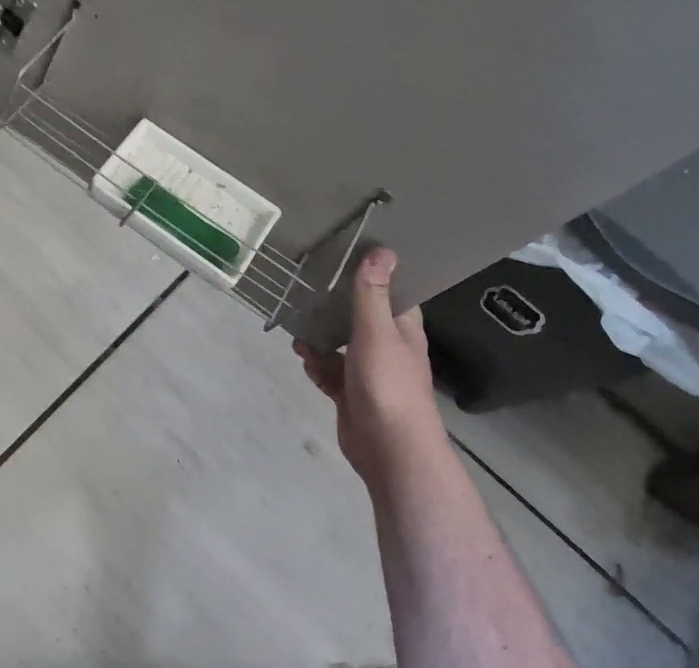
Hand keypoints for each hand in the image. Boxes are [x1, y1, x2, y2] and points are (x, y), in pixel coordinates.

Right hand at [295, 247, 447, 486]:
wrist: (389, 448)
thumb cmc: (388, 385)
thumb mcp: (377, 333)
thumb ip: (372, 294)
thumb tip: (383, 250)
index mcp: (402, 331)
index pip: (393, 294)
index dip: (376, 275)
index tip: (350, 255)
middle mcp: (388, 348)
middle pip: (360, 318)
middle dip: (336, 306)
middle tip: (308, 286)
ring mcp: (368, 372)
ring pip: (339, 344)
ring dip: (319, 337)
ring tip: (296, 326)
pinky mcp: (349, 393)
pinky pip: (328, 371)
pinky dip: (316, 366)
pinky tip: (303, 361)